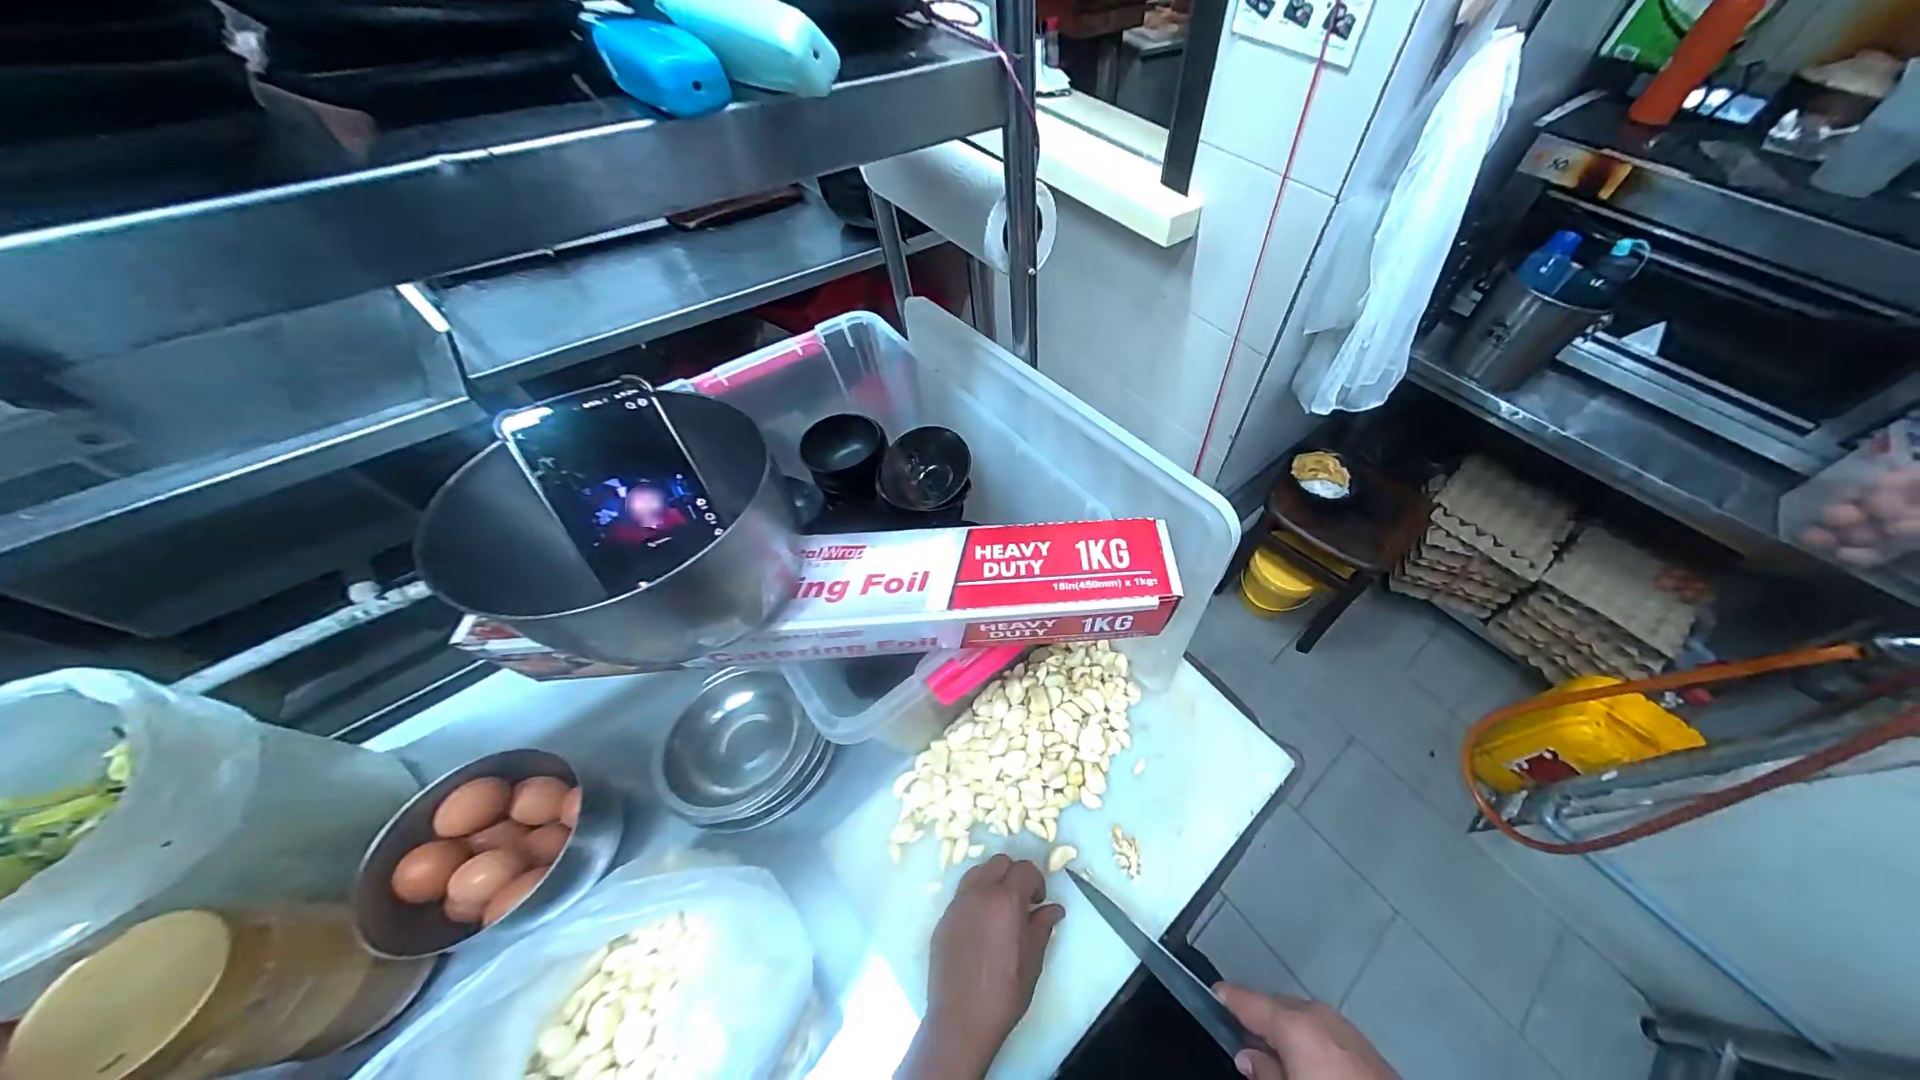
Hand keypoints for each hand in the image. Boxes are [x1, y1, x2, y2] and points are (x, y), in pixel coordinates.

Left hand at [897, 855, 1065, 1079]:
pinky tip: (982, 925)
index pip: (1025, 869)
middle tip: (1022, 902)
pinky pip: (962, 894)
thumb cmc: (1003, 994)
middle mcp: (978, 893)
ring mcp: (957, 904)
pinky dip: (976, 897)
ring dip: (993, 881)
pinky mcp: (943, 918)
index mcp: (1005, 900)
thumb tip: (1053, 909)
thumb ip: (1042, 927)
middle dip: (1014, 875)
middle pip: (999, 863)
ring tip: (1001, 910)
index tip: (1039, 902)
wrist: (960, 1020)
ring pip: (977, 872)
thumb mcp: (1032, 961)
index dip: (1037, 882)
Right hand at [1215, 983, 1399, 1079]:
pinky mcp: (1370, 1051)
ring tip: (1276, 1056)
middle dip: (1260, 1018)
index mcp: (1294, 1024)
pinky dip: (1312, 1042)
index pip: (1247, 999)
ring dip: (1287, 1031)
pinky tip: (1311, 1067)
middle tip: (1243, 1041)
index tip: (1211, 997)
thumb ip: (1264, 1074)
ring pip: (1304, 1018)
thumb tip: (1249, 1056)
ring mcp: (1348, 1031)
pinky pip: (1327, 1034)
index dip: (1226, 998)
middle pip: (1277, 1006)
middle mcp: (1319, 1016)